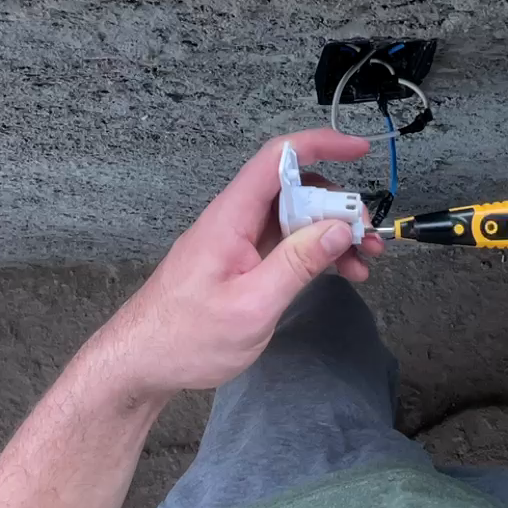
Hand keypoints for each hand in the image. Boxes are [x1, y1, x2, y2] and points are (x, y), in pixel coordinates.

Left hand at [88, 129, 381, 400]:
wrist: (140, 364)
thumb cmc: (186, 338)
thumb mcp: (252, 305)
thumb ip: (297, 263)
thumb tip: (338, 227)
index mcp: (232, 215)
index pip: (278, 157)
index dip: (321, 144)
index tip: (359, 148)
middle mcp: (236, 218)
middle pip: (295, 188)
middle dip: (338, 204)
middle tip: (368, 236)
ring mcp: (239, 239)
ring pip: (294, 216)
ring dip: (331, 231)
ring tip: (363, 260)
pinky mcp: (242, 259)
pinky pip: (285, 240)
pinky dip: (315, 251)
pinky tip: (338, 271)